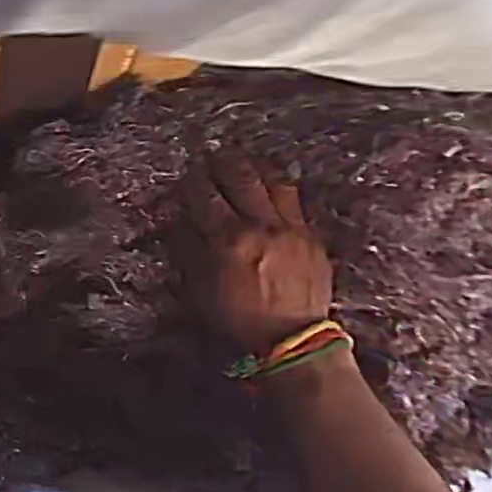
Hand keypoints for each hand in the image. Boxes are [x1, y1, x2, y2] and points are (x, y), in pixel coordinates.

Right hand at [176, 154, 332, 353]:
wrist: (289, 337)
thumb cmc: (235, 318)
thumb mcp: (198, 289)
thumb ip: (189, 252)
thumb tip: (180, 225)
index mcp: (227, 240)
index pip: (205, 199)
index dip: (193, 184)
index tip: (186, 175)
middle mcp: (260, 226)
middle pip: (240, 182)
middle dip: (223, 165)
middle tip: (213, 155)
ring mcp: (290, 228)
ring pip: (273, 183)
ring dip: (256, 167)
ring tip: (245, 158)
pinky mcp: (311, 236)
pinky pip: (295, 200)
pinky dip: (280, 185)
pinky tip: (273, 181)